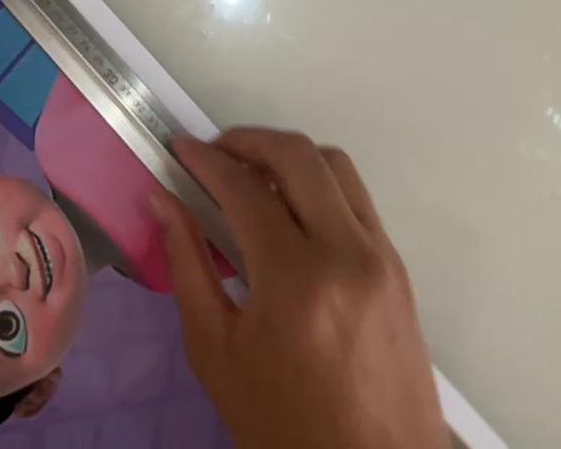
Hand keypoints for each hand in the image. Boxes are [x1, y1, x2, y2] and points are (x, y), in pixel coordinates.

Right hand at [153, 130, 452, 448]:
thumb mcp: (216, 352)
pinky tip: (291, 210)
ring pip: (336, 166)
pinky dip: (319, 185)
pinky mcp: (398, 267)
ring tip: (251, 174)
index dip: (205, 160)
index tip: (179, 149)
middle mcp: (346, 252)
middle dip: (248, 140)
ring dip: (289, 156)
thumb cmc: (283, 424)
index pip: (244, 189)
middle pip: (298, 156)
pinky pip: (357, 198)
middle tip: (214, 153)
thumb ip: (187, 265)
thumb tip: (162, 201)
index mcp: (295, 280)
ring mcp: (381, 256)